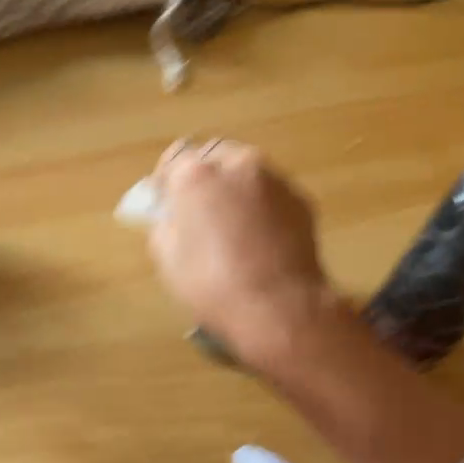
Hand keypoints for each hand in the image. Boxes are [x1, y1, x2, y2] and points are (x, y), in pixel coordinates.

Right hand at [148, 139, 339, 376]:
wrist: (276, 305)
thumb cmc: (209, 284)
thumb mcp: (166, 259)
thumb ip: (164, 225)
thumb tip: (170, 216)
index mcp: (195, 175)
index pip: (173, 160)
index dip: (166, 182)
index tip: (164, 204)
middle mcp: (236, 164)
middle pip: (212, 157)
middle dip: (203, 177)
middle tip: (198, 211)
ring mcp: (273, 178)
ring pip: (246, 171)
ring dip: (234, 188)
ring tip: (231, 225)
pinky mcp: (299, 197)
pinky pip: (270, 192)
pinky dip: (260, 205)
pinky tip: (258, 237)